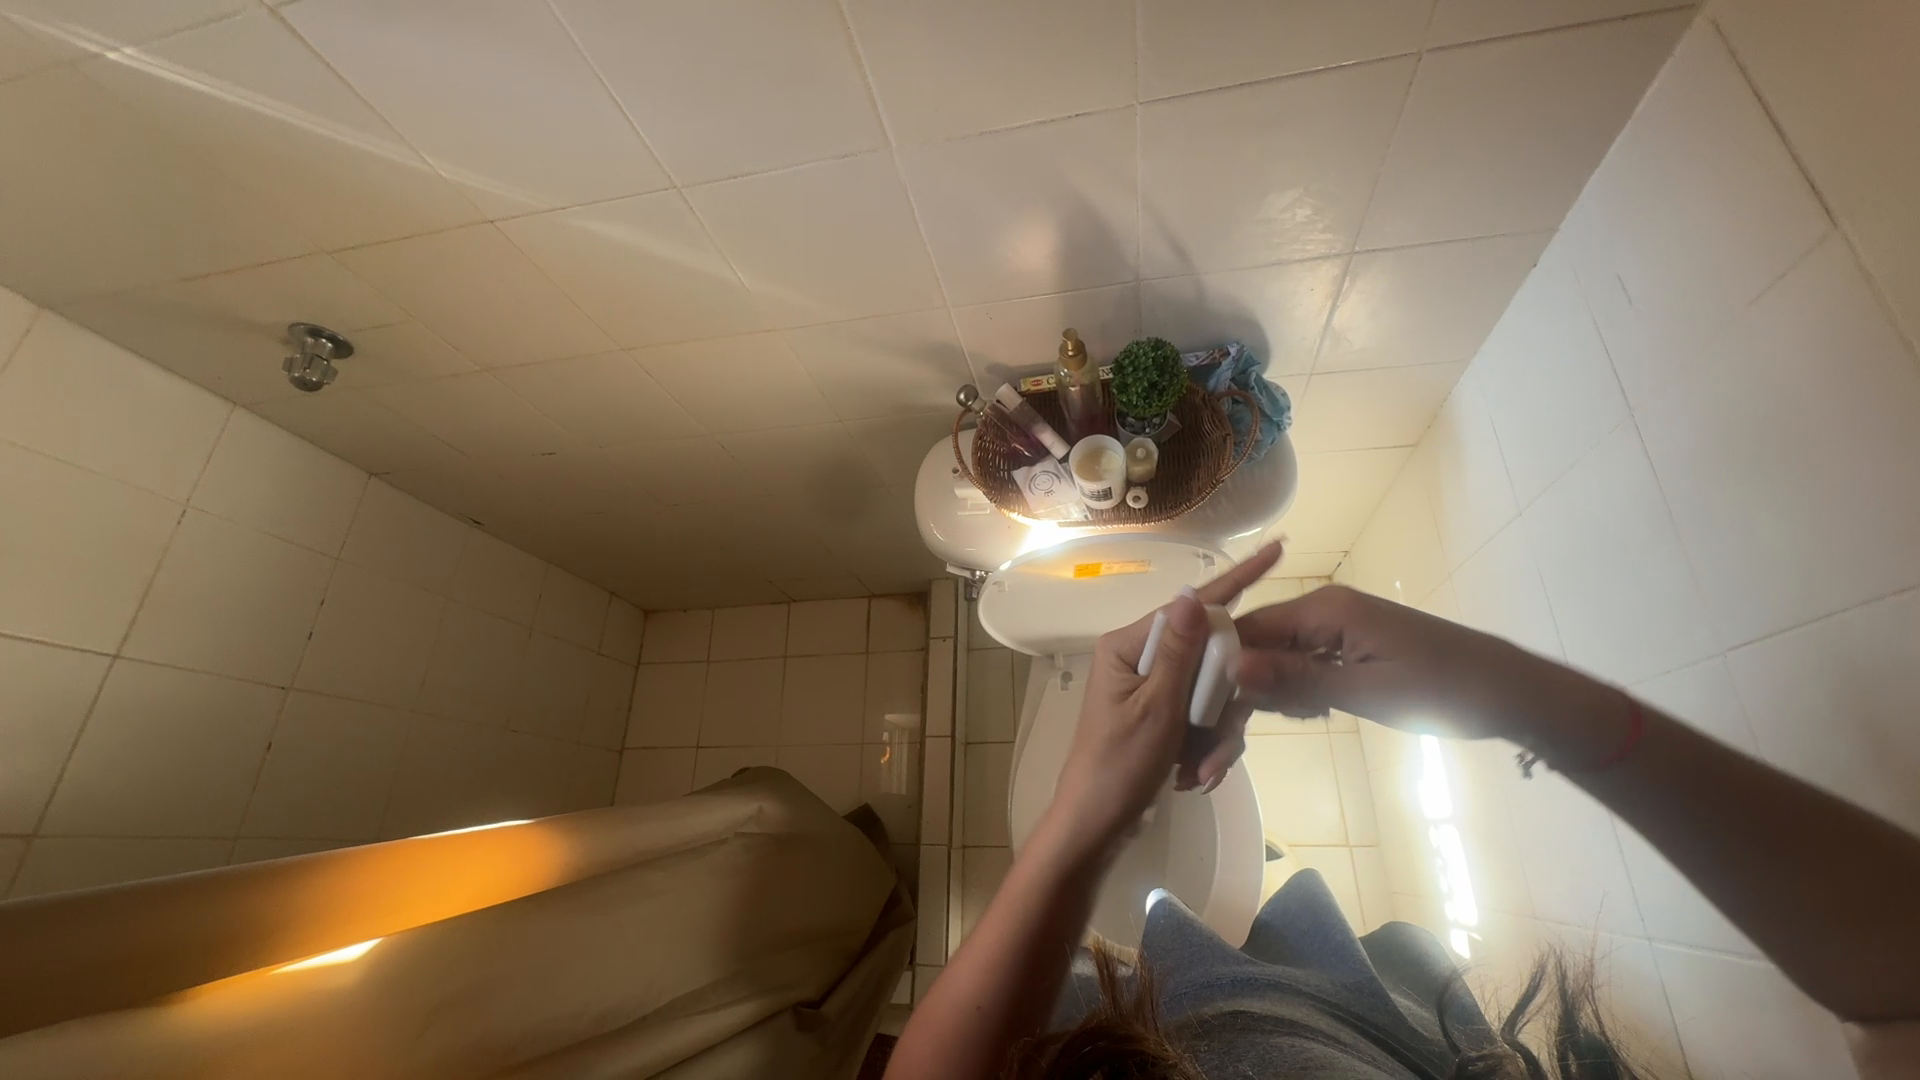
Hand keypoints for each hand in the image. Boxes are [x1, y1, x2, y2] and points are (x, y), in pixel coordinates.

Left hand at [1041, 543, 1279, 855]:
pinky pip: (1200, 719)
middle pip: (1208, 659)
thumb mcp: (1156, 710)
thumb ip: (1180, 653)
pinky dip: (1204, 751)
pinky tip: (1193, 778)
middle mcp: (1138, 659)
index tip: (1277, 550)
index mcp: (1128, 647)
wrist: (1097, 826)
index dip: (1236, 582)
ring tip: (1198, 774)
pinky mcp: (1161, 716)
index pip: (1190, 608)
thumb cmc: (1119, 767)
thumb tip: (1194, 594)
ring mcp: (1151, 689)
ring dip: (1213, 738)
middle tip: (1218, 748)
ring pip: (1210, 694)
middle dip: (1224, 707)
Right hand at [1232, 585, 1626, 758]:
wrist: (1514, 694)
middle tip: (1232, 748)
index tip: (1201, 715)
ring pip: (1275, 660)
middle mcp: (1321, 610)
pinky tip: (1311, 712)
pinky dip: (1294, 693)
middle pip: (1256, 647)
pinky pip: (1300, 665)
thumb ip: (1296, 679)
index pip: (1245, 630)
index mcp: (1323, 609)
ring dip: (1268, 697)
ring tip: (1284, 729)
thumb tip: (1232, 669)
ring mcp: (1335, 628)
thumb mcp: (1367, 690)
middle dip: (1242, 693)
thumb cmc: (1444, 691)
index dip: (1218, 670)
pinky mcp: (1347, 646)